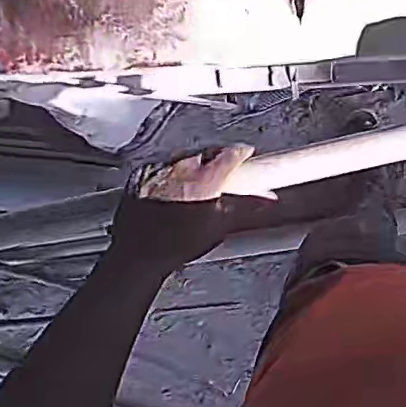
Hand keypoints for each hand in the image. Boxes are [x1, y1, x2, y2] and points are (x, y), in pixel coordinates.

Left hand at [108, 144, 263, 266]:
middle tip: (222, 173)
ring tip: (195, 184)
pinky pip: (162, 166)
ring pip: (184, 157)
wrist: (139, 254)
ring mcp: (159, 169)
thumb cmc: (177, 244)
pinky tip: (172, 189)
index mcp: (206, 178)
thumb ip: (246, 208)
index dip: (242, 153)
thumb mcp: (220, 226)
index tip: (246, 154)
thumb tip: (266, 201)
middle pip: (207, 152)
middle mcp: (182, 168)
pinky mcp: (141, 175)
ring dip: (193, 165)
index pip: (231, 153)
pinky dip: (170, 173)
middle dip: (216, 159)